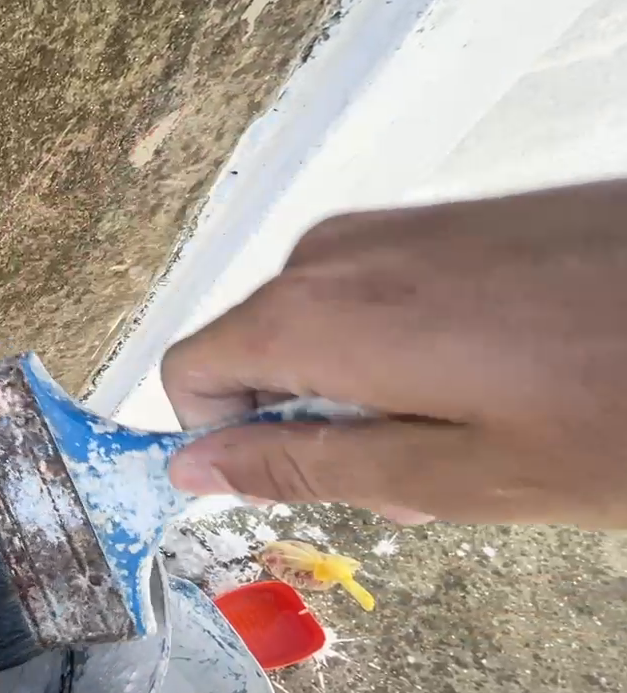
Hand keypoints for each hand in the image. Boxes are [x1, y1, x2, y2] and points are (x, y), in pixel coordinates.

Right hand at [162, 179, 626, 527]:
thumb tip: (187, 469)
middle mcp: (320, 259)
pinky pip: (367, 291)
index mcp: (303, 319)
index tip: (314, 473)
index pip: (186, 375)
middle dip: (308, 418)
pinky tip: (506, 366)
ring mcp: (384, 229)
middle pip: (251, 352)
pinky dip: (402, 342)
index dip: (227, 437)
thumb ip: (298, 468)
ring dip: (360, 385)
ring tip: (481, 420)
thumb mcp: (455, 474)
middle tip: (425, 468)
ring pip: (310, 325)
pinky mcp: (442, 218)